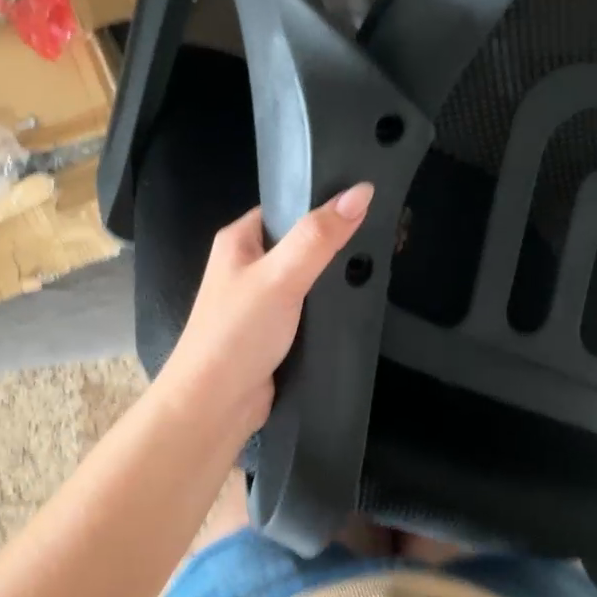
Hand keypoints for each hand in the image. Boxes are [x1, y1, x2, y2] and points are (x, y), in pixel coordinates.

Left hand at [150, 183, 373, 443]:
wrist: (214, 406)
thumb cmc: (237, 334)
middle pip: (301, 244)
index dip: (321, 203)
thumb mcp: (280, 276)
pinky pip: (309, 311)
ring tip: (378, 270)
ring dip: (334, 281)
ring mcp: (260, 302)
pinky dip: (329, 311)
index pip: (286, 208)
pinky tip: (355, 307)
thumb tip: (361, 191)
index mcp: (238, 241)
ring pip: (308, 280)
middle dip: (335, 245)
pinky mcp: (275, 333)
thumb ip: (319, 237)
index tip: (367, 203)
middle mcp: (247, 267)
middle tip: (383, 239)